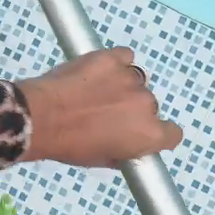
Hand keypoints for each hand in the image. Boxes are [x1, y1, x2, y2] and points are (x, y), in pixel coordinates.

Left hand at [19, 48, 181, 167]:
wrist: (42, 116)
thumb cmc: (71, 144)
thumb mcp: (104, 158)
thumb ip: (126, 149)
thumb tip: (128, 143)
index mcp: (149, 134)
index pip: (172, 133)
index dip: (156, 133)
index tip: (139, 131)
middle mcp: (146, 103)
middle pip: (148, 104)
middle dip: (132, 107)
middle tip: (106, 111)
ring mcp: (129, 77)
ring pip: (135, 79)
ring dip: (122, 84)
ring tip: (96, 89)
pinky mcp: (111, 56)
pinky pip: (124, 55)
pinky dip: (116, 61)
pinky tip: (100, 68)